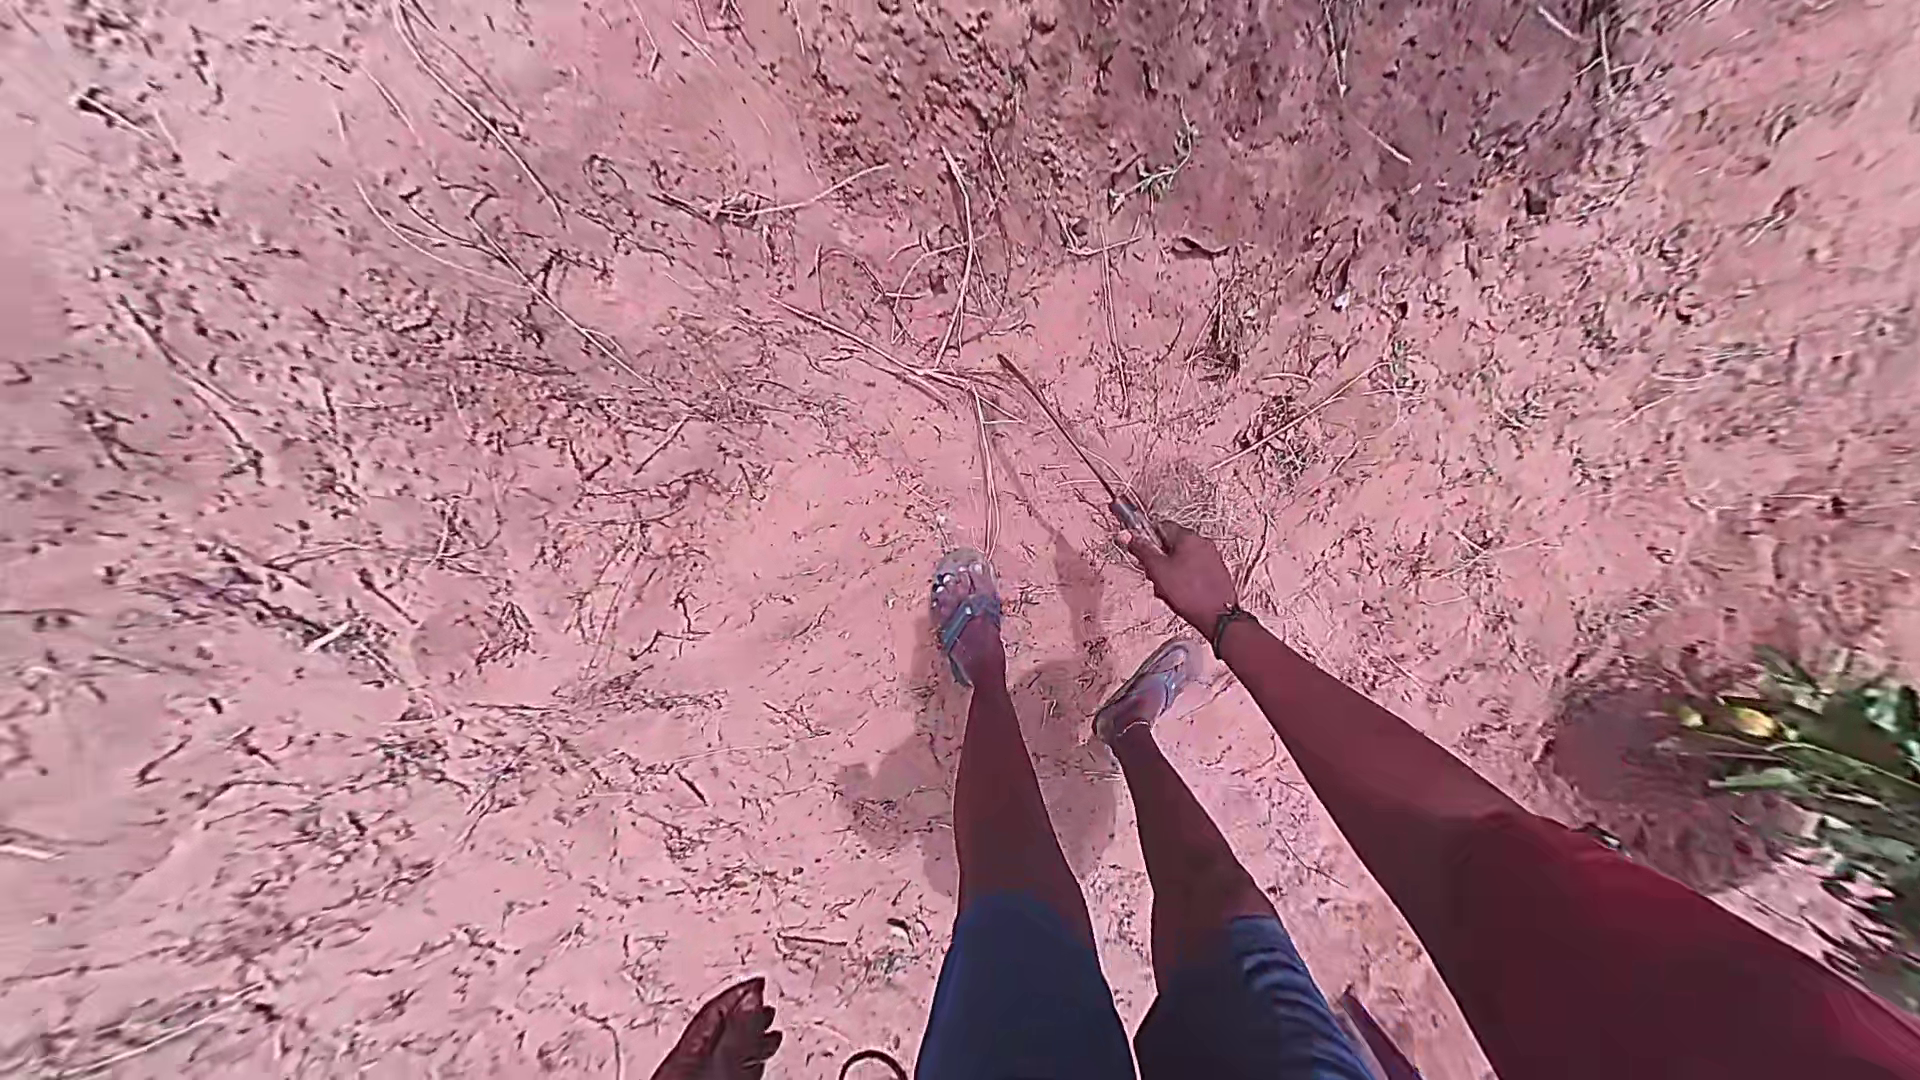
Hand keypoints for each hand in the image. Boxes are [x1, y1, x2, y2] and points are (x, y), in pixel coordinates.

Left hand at [651, 976, 781, 1079]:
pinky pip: (721, 1072)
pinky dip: (741, 1064)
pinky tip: (751, 1068)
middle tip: (765, 1004)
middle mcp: (680, 1071)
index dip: (739, 994)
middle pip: (714, 1032)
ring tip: (767, 1036)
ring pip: (718, 1055)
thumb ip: (736, 1033)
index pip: (712, 1013)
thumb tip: (751, 995)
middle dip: (744, 1016)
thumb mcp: (721, 1067)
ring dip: (745, 1042)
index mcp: (683, 1057)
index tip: (759, 984)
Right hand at [1124, 521, 1237, 632]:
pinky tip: (1180, 593)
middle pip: (1171, 544)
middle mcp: (1203, 544)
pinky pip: (1193, 570)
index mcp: (1188, 537)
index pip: (1161, 526)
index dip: (1146, 539)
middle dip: (1159, 559)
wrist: (1217, 617)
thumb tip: (1127, 536)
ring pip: (1181, 558)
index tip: (1140, 548)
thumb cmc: (1191, 594)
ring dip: (1170, 570)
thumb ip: (1141, 550)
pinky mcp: (1216, 573)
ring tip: (1167, 587)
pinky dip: (1184, 579)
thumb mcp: (1157, 570)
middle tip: (1154, 573)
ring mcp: (1212, 558)